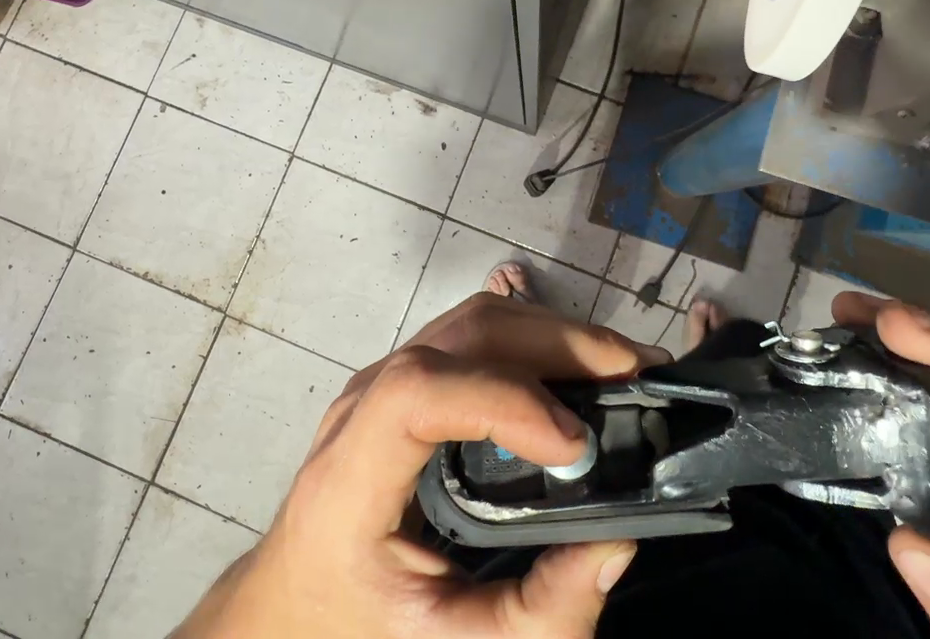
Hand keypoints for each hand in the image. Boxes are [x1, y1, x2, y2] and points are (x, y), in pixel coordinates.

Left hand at [175, 292, 668, 637]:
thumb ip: (537, 614)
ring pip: (475, 320)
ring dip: (556, 333)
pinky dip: (536, 340)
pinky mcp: (406, 377)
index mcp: (351, 476)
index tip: (574, 447)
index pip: (418, 392)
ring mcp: (384, 380)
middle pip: (463, 334)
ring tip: (621, 370)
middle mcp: (363, 405)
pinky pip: (474, 333)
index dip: (503, 400)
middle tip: (638, 378)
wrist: (291, 599)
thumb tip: (617, 543)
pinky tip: (577, 371)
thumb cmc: (356, 621)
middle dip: (560, 344)